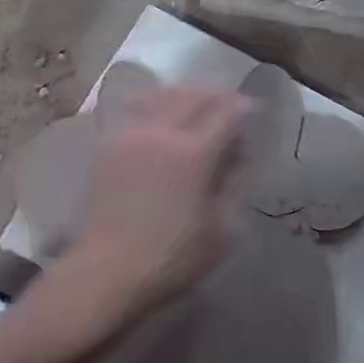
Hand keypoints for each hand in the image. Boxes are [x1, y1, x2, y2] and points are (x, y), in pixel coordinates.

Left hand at [65, 85, 247, 313]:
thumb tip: (240, 155)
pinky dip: (155, 102)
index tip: (254, 112)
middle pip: (194, 94)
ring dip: (185, 93)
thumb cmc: (174, 256)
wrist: (110, 269)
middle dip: (217, 95)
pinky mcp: (109, 144)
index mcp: (195, 153)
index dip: (245, 107)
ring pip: (162, 94)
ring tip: (197, 104)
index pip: (227, 111)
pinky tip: (162, 115)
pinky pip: (135, 108)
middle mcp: (162, 133)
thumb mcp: (223, 228)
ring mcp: (131, 135)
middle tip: (229, 106)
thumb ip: (235, 184)